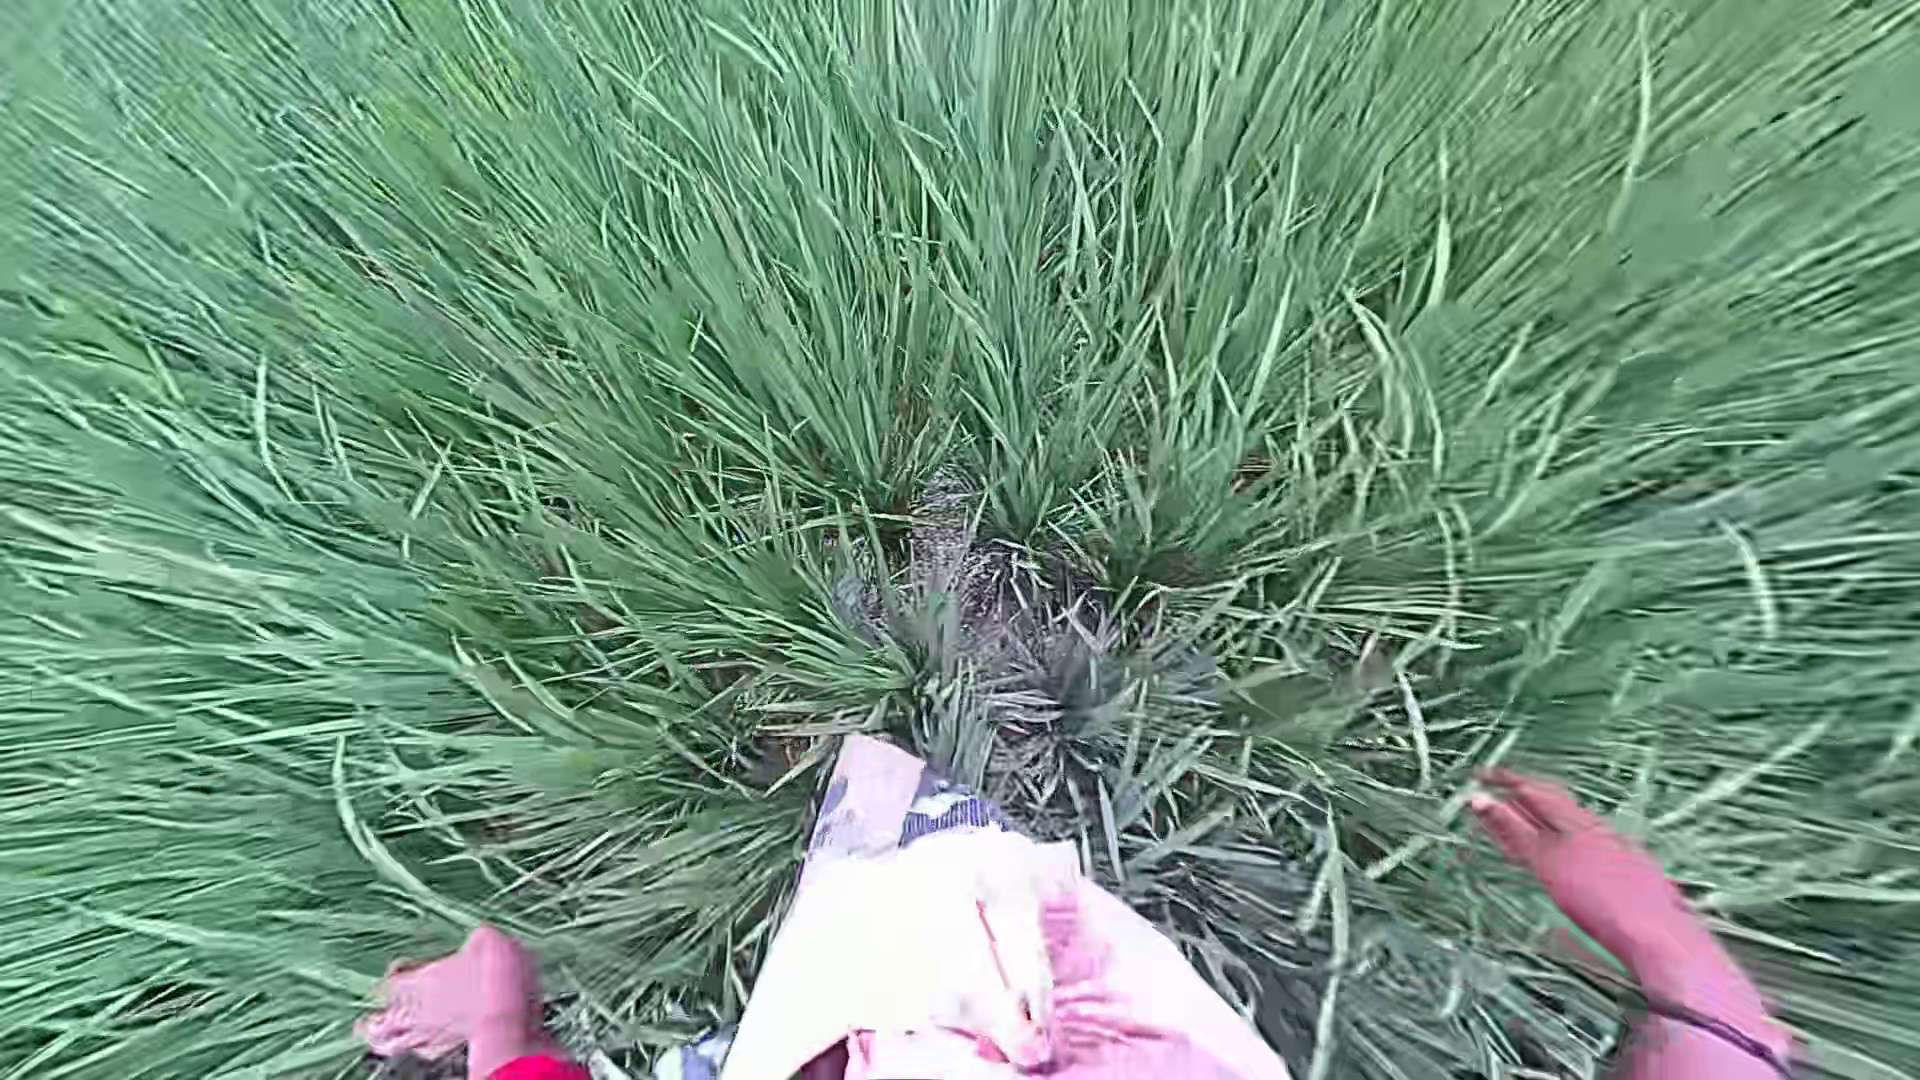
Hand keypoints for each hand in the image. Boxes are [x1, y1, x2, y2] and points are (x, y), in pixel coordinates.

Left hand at [357, 925, 544, 1064]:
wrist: (508, 1007)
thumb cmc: (494, 971)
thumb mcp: (485, 937)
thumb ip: (474, 938)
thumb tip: (476, 936)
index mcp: (421, 981)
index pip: (389, 983)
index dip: (390, 975)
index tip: (396, 968)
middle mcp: (417, 1010)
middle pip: (379, 1023)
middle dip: (369, 1021)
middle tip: (364, 1019)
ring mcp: (430, 1032)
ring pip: (392, 1044)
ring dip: (381, 1041)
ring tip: (376, 1039)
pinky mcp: (447, 1046)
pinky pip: (422, 1051)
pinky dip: (417, 1048)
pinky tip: (421, 1044)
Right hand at [1468, 769, 1715, 982]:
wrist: (1667, 947)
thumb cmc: (1597, 898)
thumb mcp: (1543, 861)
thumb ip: (1510, 828)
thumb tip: (1477, 797)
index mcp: (1577, 820)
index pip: (1534, 788)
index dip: (1505, 779)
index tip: (1479, 773)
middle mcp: (1601, 829)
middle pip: (1556, 804)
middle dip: (1522, 799)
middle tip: (1495, 798)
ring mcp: (1623, 852)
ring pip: (1573, 826)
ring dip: (1542, 822)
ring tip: (1521, 827)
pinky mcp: (1636, 876)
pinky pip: (1589, 846)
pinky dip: (1564, 842)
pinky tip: (1562, 858)